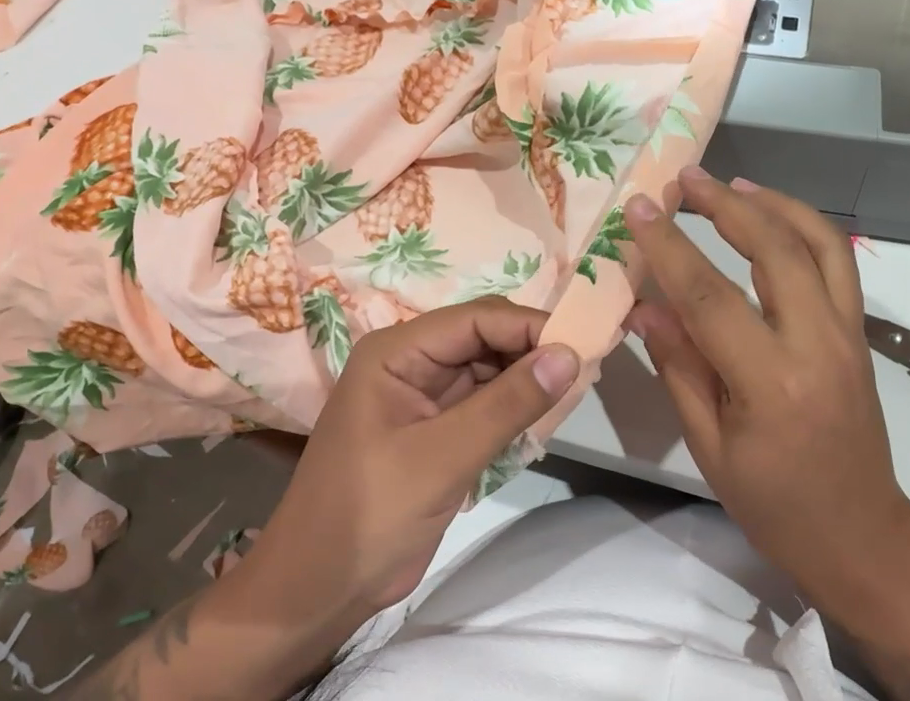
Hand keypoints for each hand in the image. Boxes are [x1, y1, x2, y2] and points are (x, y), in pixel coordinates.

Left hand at [243, 297, 578, 617]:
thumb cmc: (369, 514)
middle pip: (488, 336)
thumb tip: (571, 354)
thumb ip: (508, 403)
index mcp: (397, 352)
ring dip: (531, 379)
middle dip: (535, 349)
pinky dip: (519, 407)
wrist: (320, 591)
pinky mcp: (439, 429)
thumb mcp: (443, 457)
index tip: (585, 345)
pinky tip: (549, 417)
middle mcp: (412, 362)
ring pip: (493, 368)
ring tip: (577, 391)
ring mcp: (426, 396)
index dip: (532, 326)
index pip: (478, 318)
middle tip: (590, 368)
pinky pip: (489, 402)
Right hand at [623, 168, 909, 591]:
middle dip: (725, 205)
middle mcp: (817, 342)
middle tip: (685, 179)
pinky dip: (806, 228)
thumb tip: (644, 306)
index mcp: (771, 381)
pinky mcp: (859, 332)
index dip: (669, 247)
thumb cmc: (776, 505)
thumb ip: (679, 367)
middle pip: (773, 248)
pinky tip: (775, 217)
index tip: (638, 209)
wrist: (861, 532)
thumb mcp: (710, 448)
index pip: (710, 296)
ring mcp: (847, 331)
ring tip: (732, 184)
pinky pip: (837, 263)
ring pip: (819, 242)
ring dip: (774, 203)